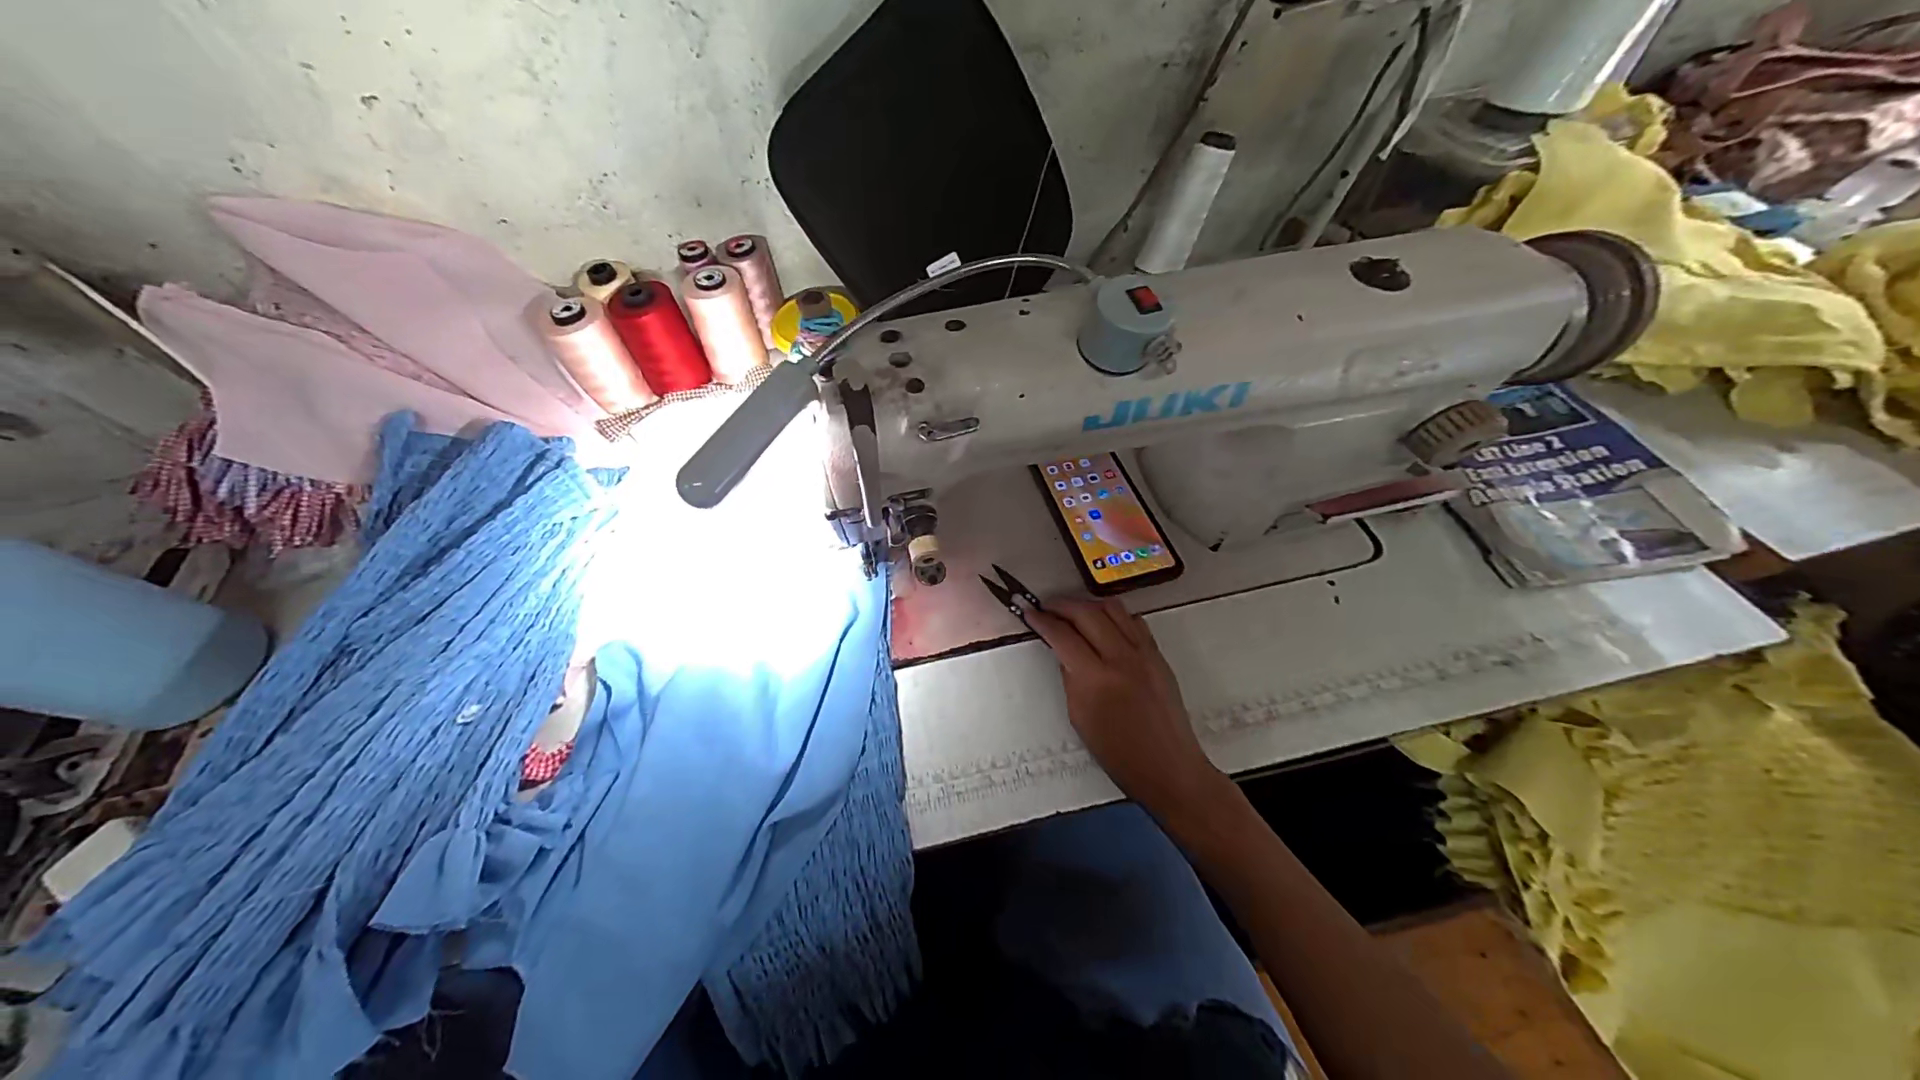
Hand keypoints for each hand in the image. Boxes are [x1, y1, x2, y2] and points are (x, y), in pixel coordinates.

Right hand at [1025, 598, 1229, 815]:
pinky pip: (1134, 621)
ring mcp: (1144, 653)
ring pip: (1113, 608)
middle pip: (1086, 613)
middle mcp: (1121, 657)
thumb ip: (1070, 678)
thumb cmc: (1118, 753)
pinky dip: (1114, 616)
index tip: (1030, 613)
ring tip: (1073, 611)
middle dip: (1061, 605)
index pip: (1063, 636)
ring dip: (1088, 604)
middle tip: (1046, 607)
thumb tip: (1063, 651)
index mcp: (1096, 678)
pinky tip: (1104, 624)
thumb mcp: (1080, 717)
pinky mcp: (1158, 655)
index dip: (1042, 621)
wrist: (1168, 766)